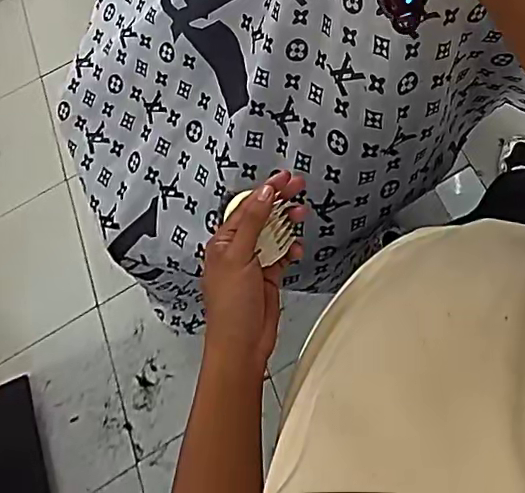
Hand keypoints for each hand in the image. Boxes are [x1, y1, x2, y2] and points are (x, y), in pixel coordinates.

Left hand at [202, 171, 306, 371]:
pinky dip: (292, 247)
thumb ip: (253, 221)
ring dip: (288, 221)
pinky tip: (296, 247)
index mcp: (223, 242)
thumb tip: (263, 193)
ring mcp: (255, 261)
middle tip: (297, 186)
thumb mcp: (239, 257)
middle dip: (281, 199)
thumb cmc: (229, 310)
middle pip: (263, 215)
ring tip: (300, 213)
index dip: (266, 189)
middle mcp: (238, 249)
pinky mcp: (269, 274)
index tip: (283, 178)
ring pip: (276, 231)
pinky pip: (284, 251)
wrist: (242, 345)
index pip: (247, 206)